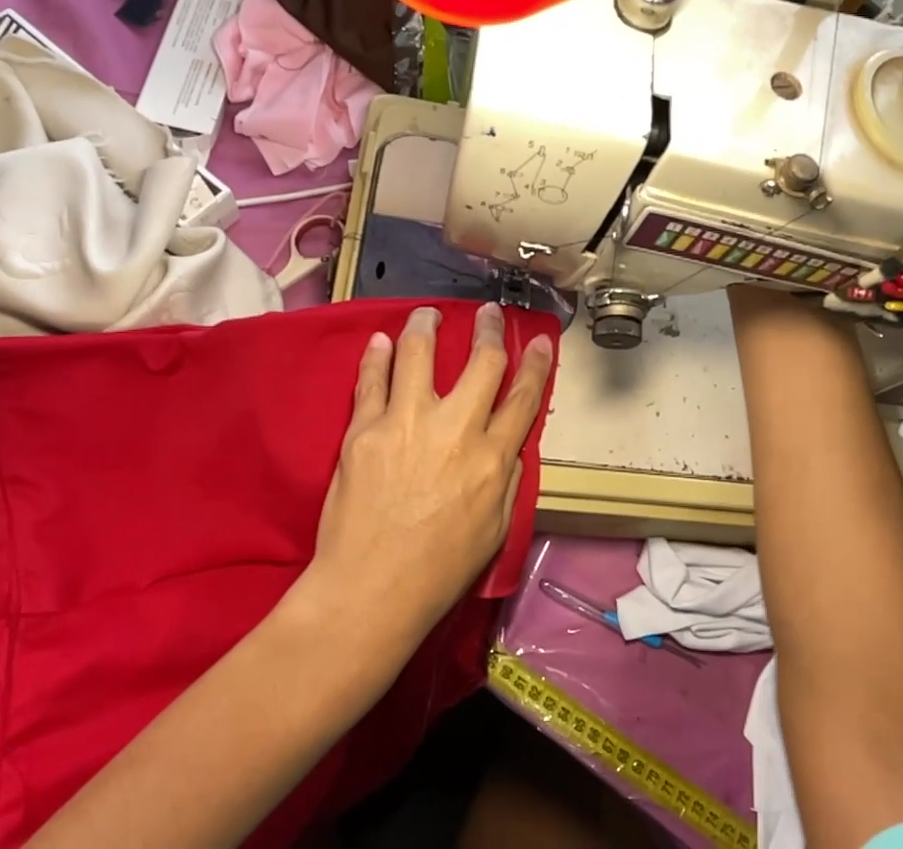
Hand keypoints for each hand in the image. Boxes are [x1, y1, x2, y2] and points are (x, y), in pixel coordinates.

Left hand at [310, 302, 552, 627]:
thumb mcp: (497, 528)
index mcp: (493, 458)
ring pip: (421, 355)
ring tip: (428, 313)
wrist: (373, 588)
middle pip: (481, 363)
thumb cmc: (441, 569)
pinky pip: (372, 381)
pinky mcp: (364, 430)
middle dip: (489, 330)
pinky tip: (382, 341)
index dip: (536, 363)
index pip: (524, 397)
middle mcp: (456, 429)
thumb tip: (508, 442)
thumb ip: (507, 478)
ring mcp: (406, 423)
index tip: (538, 340)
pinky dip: (378, 356)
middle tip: (488, 313)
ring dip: (427, 327)